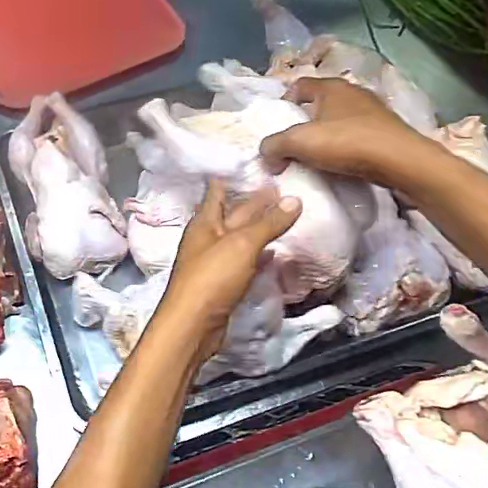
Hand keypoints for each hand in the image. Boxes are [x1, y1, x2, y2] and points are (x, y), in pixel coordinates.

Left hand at [149, 181, 300, 362]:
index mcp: (204, 222)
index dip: (232, 176)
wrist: (193, 324)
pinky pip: (243, 260)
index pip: (217, 190)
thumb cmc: (212, 278)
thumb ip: (267, 222)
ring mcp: (213, 260)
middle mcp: (206, 237)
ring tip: (283, 213)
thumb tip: (294, 198)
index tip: (253, 163)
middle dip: (253, 201)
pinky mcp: (222, 282)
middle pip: (232, 213)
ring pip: (239, 236)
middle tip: (279, 186)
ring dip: (258, 227)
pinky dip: (258, 253)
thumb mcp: (242, 245)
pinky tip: (273, 252)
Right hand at [259, 77, 441, 180]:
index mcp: (331, 87)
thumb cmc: (347, 143)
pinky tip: (339, 164)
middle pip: (319, 103)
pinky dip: (344, 146)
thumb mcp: (299, 143)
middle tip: (292, 144)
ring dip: (325, 136)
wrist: (403, 163)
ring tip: (314, 157)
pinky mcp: (386, 131)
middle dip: (303, 122)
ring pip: (338, 120)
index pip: (299, 85)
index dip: (283, 102)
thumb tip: (266, 154)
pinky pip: (355, 135)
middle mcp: (353, 92)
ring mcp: (373, 111)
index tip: (277, 125)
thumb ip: (274, 145)